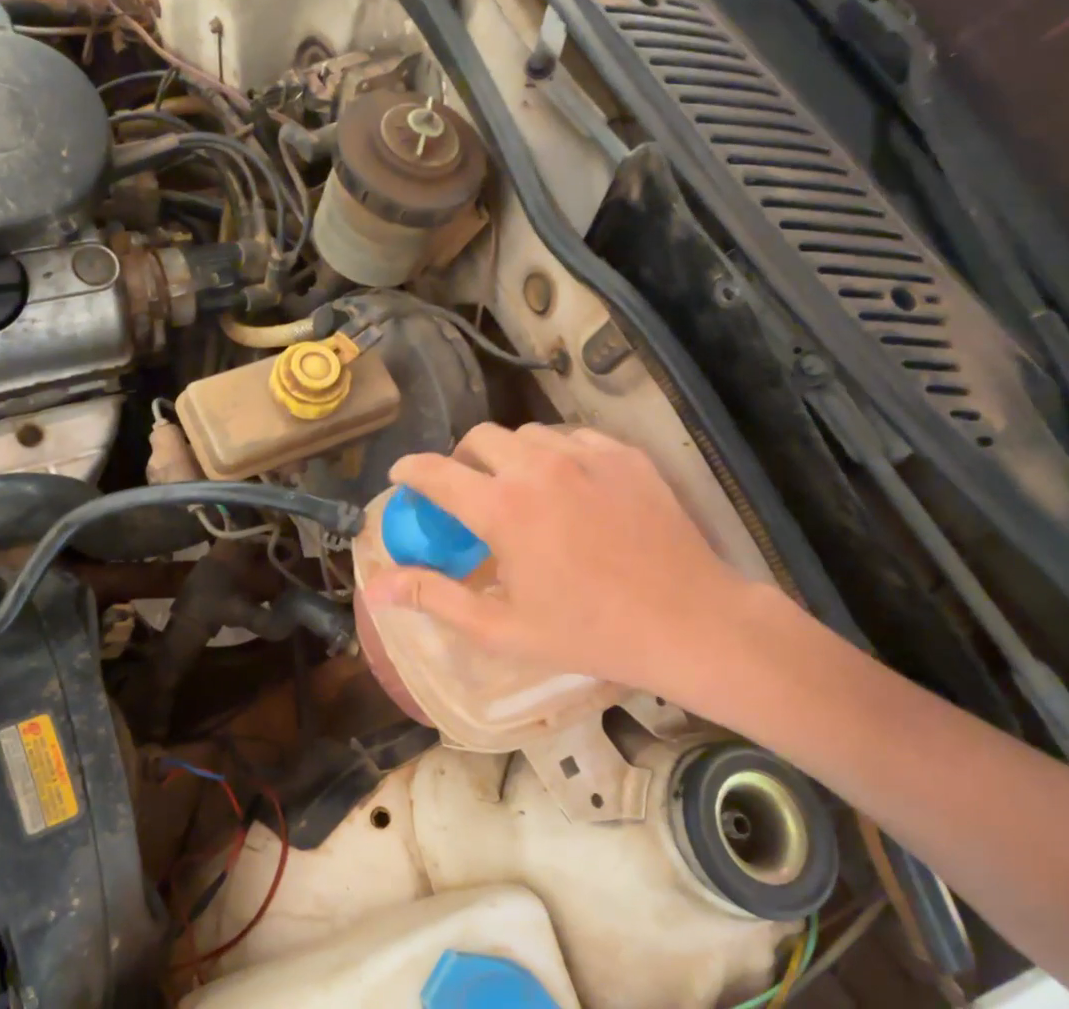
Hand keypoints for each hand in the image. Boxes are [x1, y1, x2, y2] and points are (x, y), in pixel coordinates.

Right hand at [362, 423, 777, 701]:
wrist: (691, 622)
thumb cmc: (589, 633)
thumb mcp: (502, 629)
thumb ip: (435, 598)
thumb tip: (377, 587)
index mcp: (503, 508)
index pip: (436, 471)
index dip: (410, 471)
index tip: (402, 478)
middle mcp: (539, 468)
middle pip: (480, 439)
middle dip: (461, 459)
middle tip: (465, 493)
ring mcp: (588, 456)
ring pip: (529, 435)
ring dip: (509, 455)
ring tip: (518, 490)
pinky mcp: (626, 457)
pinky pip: (575, 438)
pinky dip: (556, 454)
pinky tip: (567, 487)